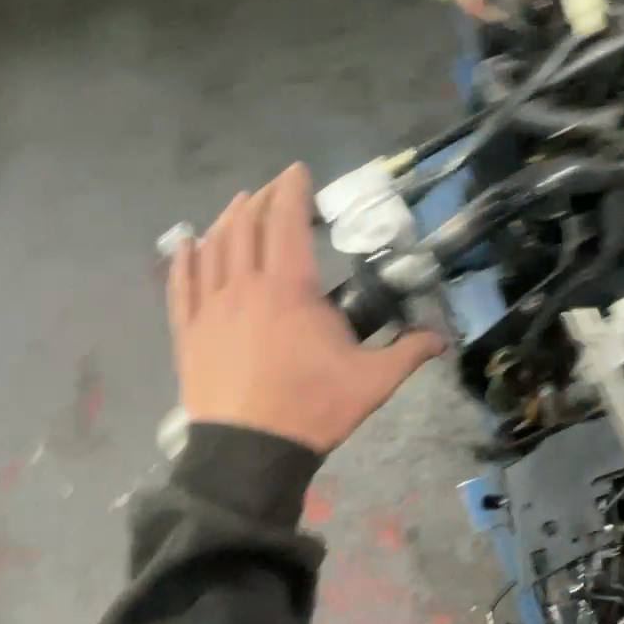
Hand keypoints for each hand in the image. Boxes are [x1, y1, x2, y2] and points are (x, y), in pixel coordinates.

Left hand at [167, 163, 446, 454]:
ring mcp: (210, 307)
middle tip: (273, 190)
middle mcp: (245, 285)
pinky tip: (187, 243)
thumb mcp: (372, 382)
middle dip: (261, 200)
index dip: (293, 190)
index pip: (288, 222)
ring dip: (226, 220)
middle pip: (247, 226)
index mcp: (290, 289)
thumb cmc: (313, 408)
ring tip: (237, 206)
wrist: (252, 451)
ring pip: (213, 247)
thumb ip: (408, 353)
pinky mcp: (188, 332)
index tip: (298, 172)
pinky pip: (180, 283)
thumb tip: (442, 339)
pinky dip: (185, 257)